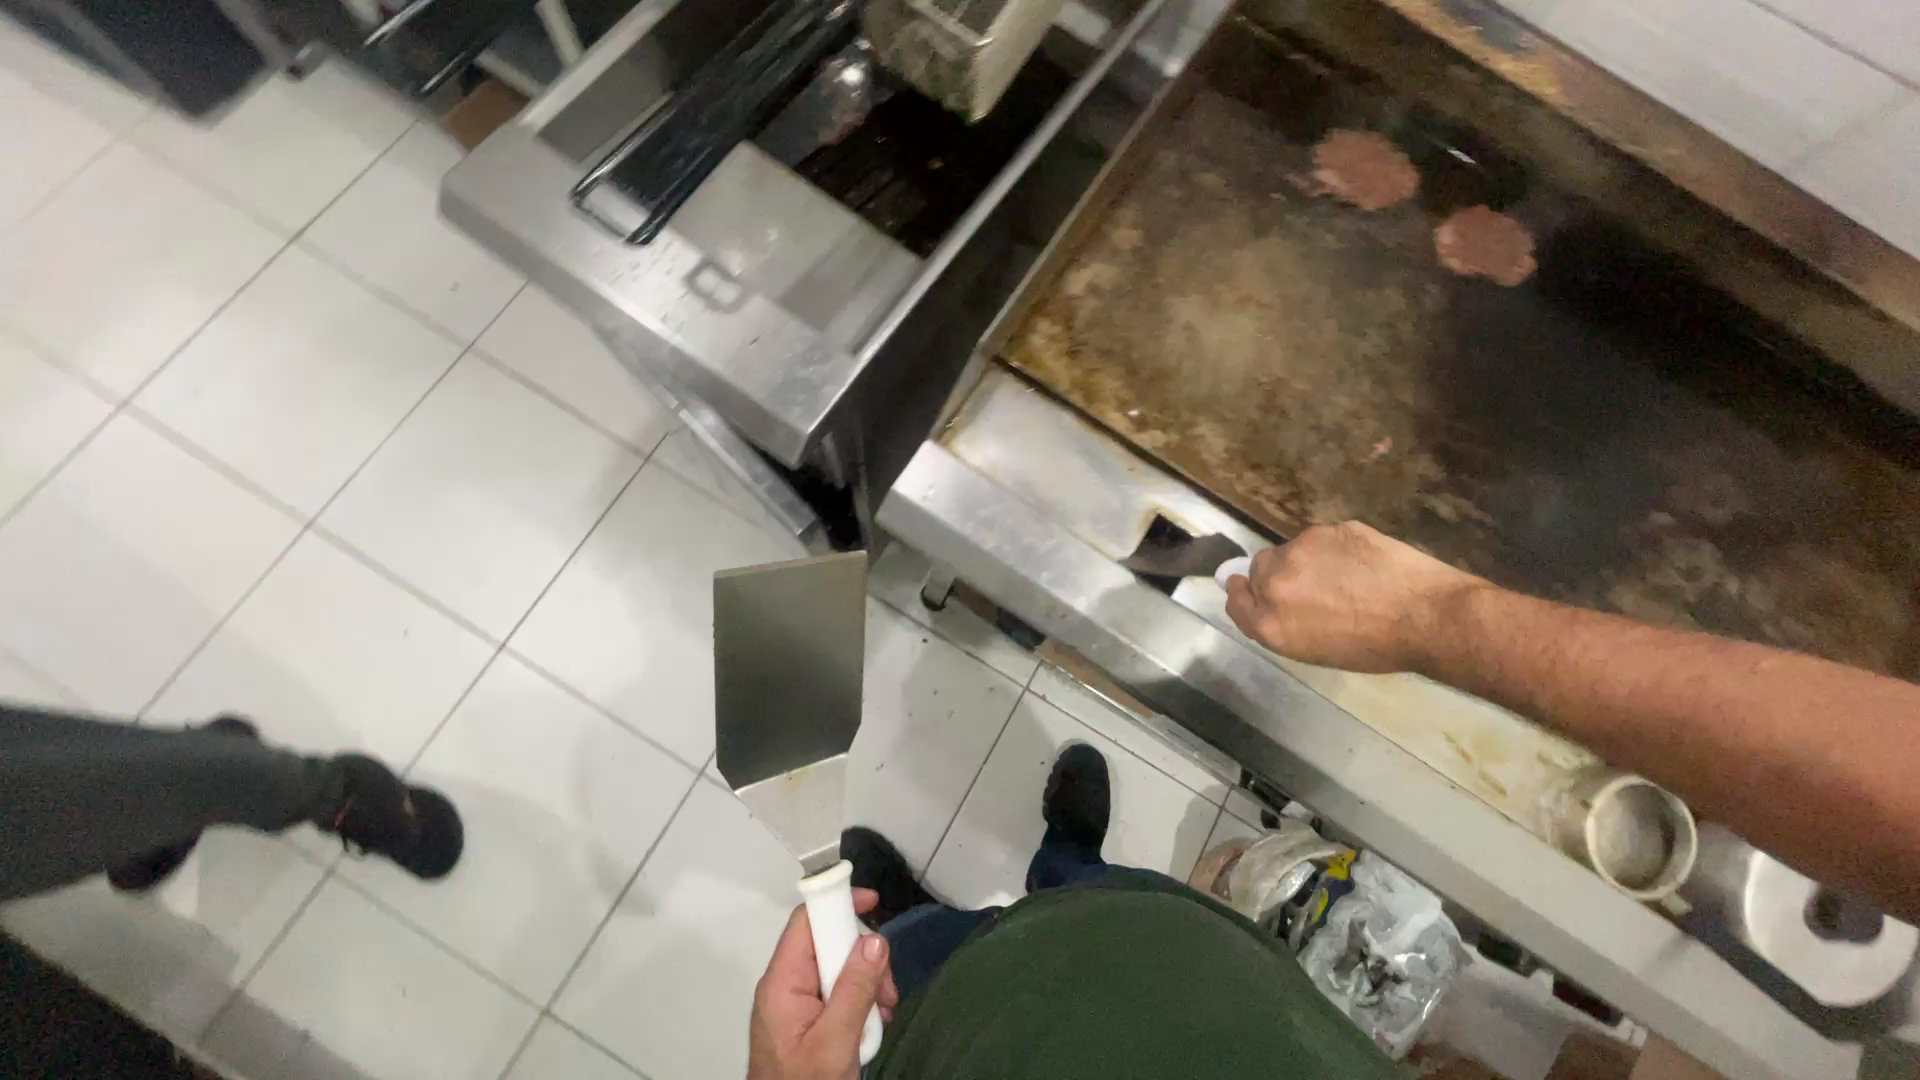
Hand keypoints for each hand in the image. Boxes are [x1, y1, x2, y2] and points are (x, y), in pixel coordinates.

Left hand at [747, 889, 899, 1079]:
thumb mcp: (835, 1043)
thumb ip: (855, 990)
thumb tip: (876, 939)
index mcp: (782, 982)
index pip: (806, 920)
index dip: (837, 902)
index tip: (873, 903)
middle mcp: (784, 983)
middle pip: (827, 941)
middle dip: (863, 956)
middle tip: (888, 988)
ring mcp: (793, 1000)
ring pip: (836, 965)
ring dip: (866, 981)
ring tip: (883, 1012)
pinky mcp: (804, 1016)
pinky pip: (834, 988)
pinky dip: (857, 998)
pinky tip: (872, 1021)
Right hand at [1224, 521, 1485, 673]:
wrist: (1428, 617)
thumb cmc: (1373, 647)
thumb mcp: (1312, 650)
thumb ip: (1276, 622)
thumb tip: (1260, 598)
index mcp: (1268, 621)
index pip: (1235, 598)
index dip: (1245, 595)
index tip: (1256, 594)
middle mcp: (1274, 580)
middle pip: (1259, 568)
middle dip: (1278, 576)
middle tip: (1312, 592)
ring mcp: (1302, 549)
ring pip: (1292, 550)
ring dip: (1307, 561)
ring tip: (1346, 580)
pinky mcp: (1333, 528)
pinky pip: (1324, 539)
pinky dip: (1336, 550)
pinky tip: (1364, 566)